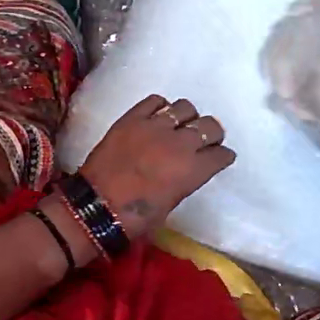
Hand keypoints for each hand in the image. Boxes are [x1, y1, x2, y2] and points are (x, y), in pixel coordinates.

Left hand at [78, 95, 235, 237]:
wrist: (97, 207)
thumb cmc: (136, 218)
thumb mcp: (172, 203)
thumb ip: (186, 181)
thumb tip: (188, 170)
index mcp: (193, 170)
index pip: (221, 154)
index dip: (222, 156)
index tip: (219, 158)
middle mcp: (180, 143)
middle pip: (210, 126)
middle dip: (211, 134)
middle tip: (204, 140)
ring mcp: (155, 127)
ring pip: (185, 107)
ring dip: (187, 118)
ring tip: (179, 126)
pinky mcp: (132, 118)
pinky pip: (154, 101)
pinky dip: (160, 107)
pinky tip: (157, 117)